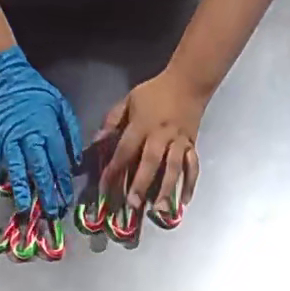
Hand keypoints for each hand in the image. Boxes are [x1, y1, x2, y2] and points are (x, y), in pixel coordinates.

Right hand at [0, 47, 82, 215]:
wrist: (7, 77)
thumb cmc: (37, 93)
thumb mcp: (62, 106)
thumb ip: (70, 133)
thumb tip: (76, 161)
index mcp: (48, 129)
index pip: (58, 162)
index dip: (63, 183)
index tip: (66, 200)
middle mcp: (30, 136)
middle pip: (39, 169)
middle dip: (46, 193)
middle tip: (50, 212)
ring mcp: (10, 138)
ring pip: (17, 167)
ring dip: (21, 189)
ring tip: (25, 208)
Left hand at [97, 70, 204, 219]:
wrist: (189, 81)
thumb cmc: (155, 93)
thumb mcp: (130, 99)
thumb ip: (113, 120)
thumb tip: (97, 140)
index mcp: (142, 124)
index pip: (125, 150)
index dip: (114, 170)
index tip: (106, 189)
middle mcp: (161, 135)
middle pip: (151, 161)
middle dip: (141, 183)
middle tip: (133, 204)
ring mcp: (179, 142)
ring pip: (173, 166)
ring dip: (166, 188)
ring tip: (157, 209)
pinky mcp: (192, 146)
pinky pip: (193, 166)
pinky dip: (190, 184)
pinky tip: (184, 202)